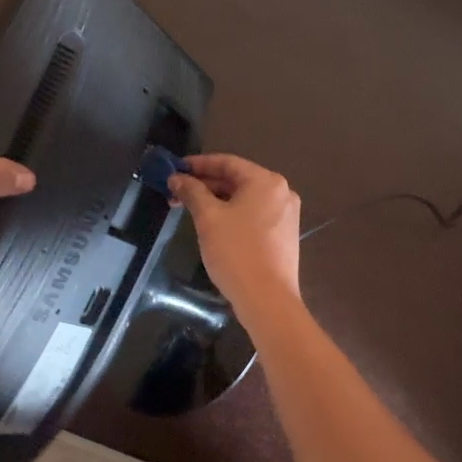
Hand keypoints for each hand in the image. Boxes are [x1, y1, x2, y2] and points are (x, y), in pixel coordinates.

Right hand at [168, 154, 300, 310]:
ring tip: (188, 209)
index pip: (228, 162)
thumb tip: (176, 178)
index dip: (199, 164)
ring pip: (245, 199)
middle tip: (175, 193)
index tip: (175, 168)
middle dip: (205, 185)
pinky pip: (254, 214)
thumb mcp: (209, 218)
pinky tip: (212, 224)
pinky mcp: (284, 235)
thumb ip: (192, 192)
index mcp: (266, 181)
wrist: (267, 299)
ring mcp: (286, 214)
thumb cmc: (236, 252)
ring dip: (216, 200)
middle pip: (237, 180)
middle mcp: (281, 192)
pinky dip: (232, 214)